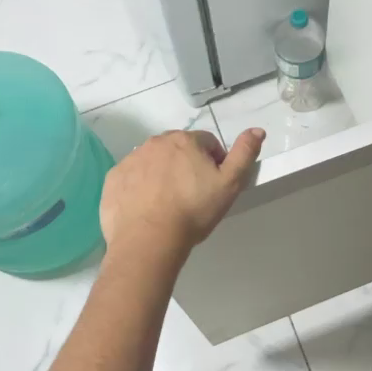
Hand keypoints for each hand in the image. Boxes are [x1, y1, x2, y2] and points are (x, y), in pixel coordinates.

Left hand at [99, 128, 264, 262]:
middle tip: (191, 196)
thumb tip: (257, 130)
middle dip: (186, 165)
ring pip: (153, 162)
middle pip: (178, 149)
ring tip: (168, 204)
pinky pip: (132, 177)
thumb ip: (245, 153)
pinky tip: (147, 208)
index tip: (213, 186)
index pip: (207, 143)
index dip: (214, 163)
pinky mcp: (114, 178)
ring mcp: (131, 159)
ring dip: (162, 174)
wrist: (148, 240)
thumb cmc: (193, 211)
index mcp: (185, 140)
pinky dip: (140, 187)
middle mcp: (155, 142)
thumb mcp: (230, 184)